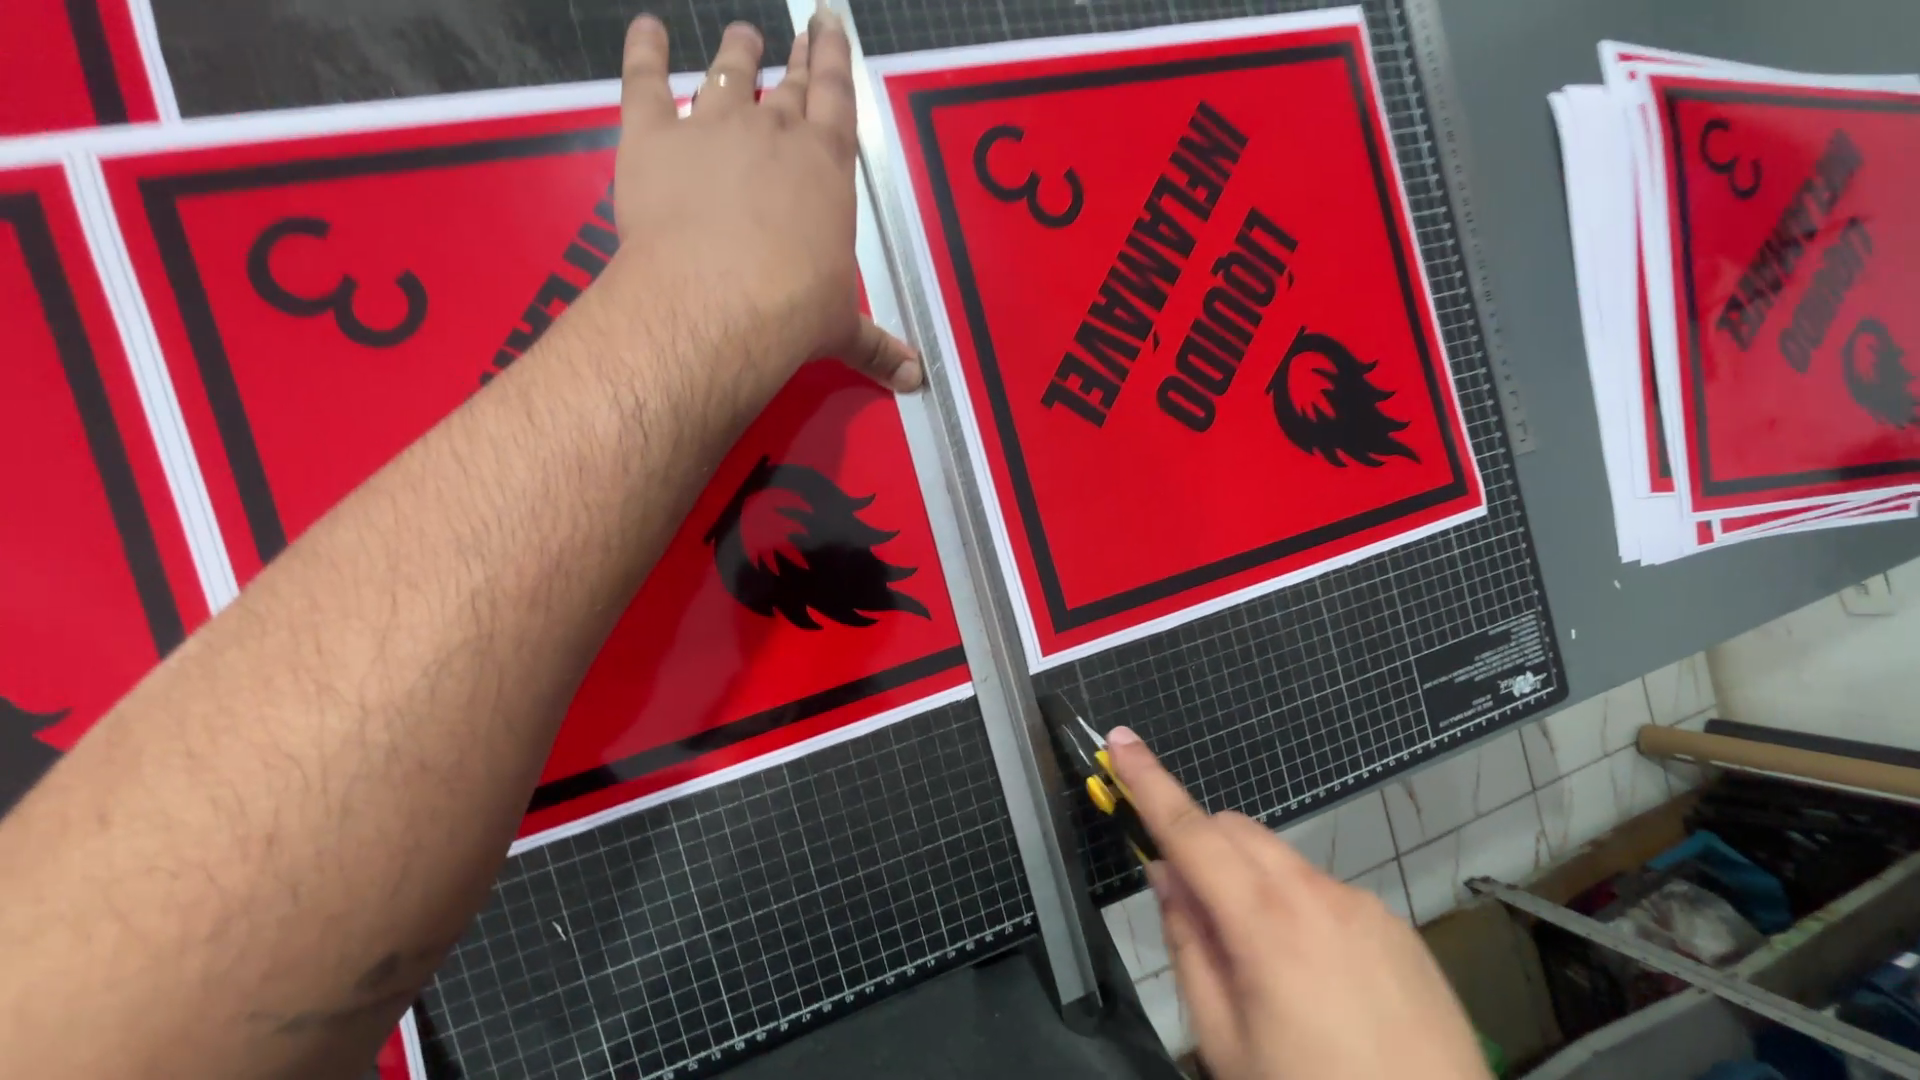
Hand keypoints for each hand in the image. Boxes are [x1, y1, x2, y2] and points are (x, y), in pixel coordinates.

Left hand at [609, 12, 921, 396]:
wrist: (717, 302)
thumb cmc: (794, 311)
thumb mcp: (842, 328)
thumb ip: (876, 345)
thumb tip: (916, 380)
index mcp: (826, 166)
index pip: (837, 96)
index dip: (834, 58)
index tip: (829, 25)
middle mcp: (773, 131)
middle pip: (788, 81)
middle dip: (795, 56)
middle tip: (796, 30)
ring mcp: (711, 126)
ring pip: (725, 74)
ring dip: (735, 53)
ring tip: (741, 37)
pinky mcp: (652, 136)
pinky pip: (644, 79)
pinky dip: (643, 50)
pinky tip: (646, 30)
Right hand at [1107, 727, 1486, 1079]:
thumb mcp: (1224, 1040)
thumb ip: (1188, 945)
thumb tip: (1168, 877)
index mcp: (1265, 924)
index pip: (1190, 833)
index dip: (1149, 783)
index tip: (1121, 741)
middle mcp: (1316, 894)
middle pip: (1235, 830)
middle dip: (1200, 845)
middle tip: (1191, 907)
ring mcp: (1363, 906)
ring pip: (1280, 859)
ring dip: (1248, 878)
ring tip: (1259, 960)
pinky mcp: (1395, 925)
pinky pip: (1324, 890)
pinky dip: (1295, 904)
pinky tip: (1316, 976)